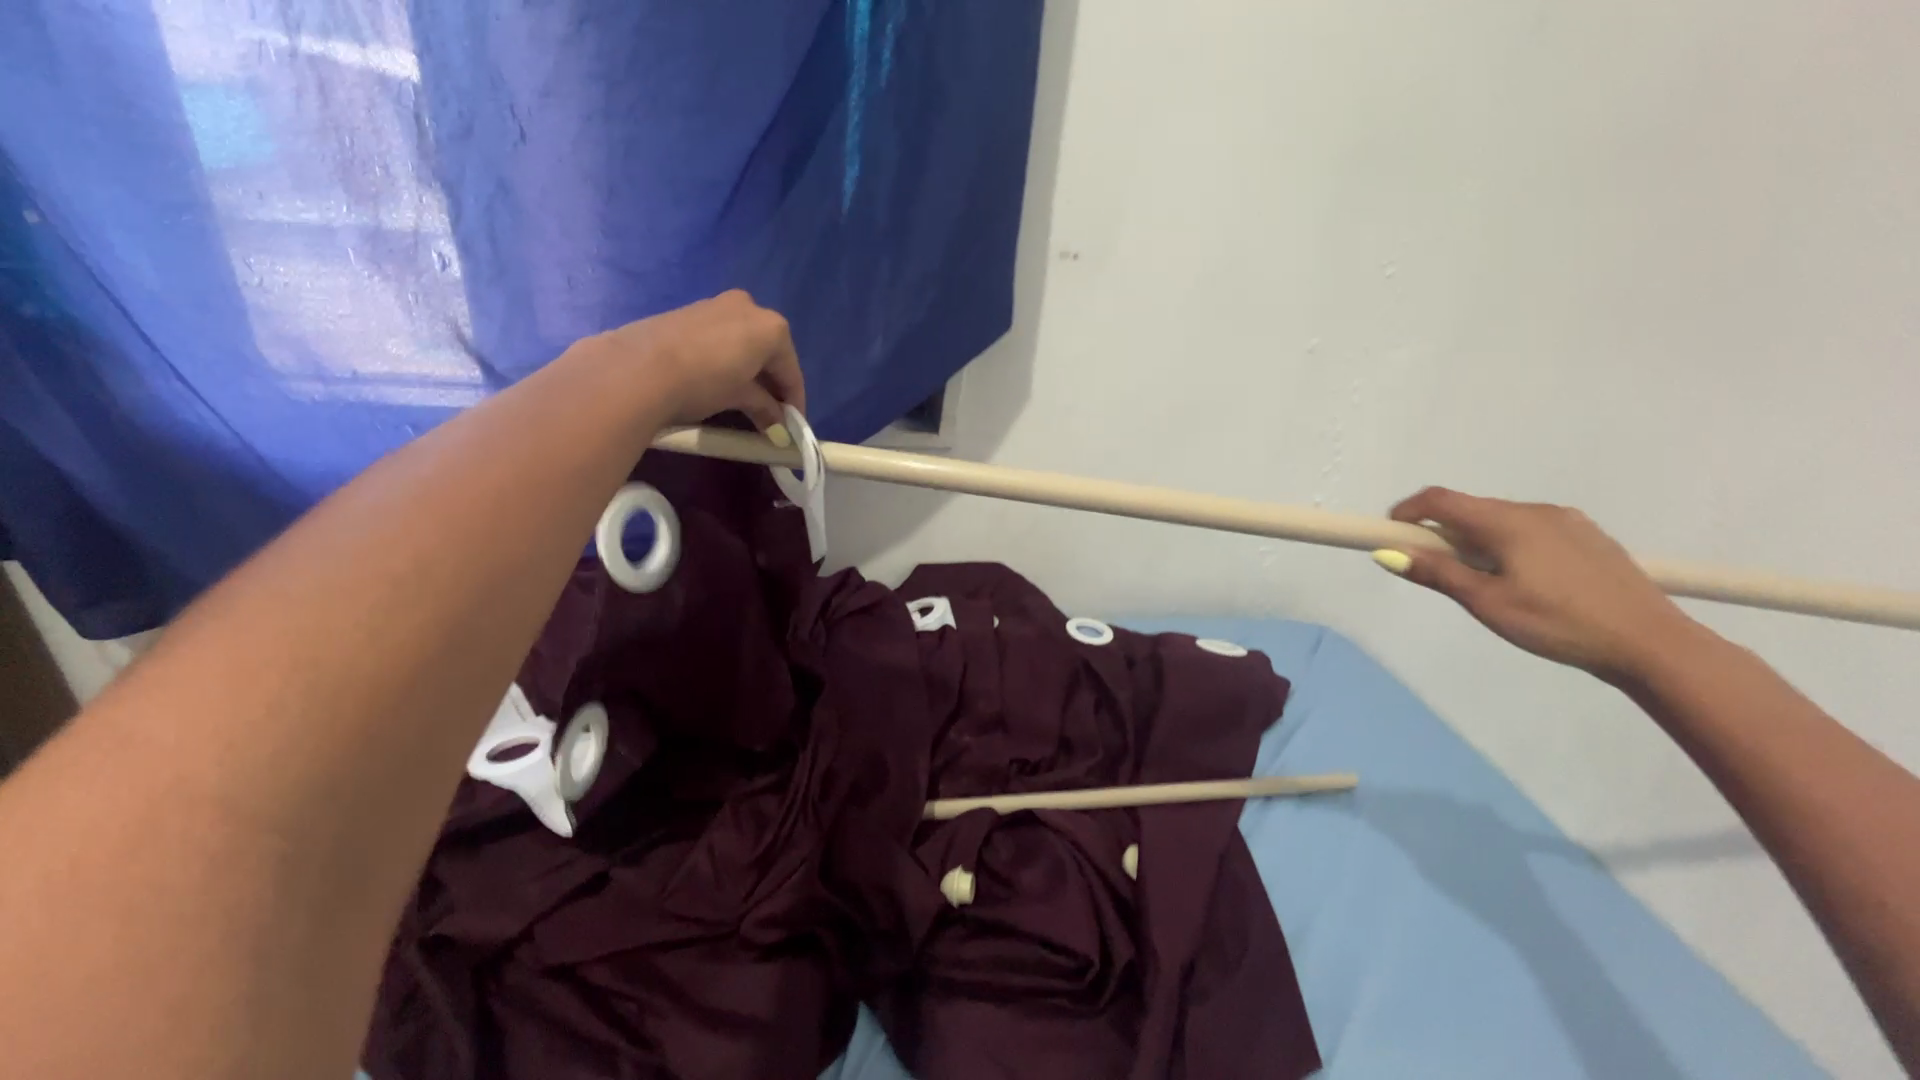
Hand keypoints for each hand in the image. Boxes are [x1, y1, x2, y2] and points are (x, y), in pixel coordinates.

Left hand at [583, 289, 805, 430]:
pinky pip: (721, 338)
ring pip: (744, 343)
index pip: (791, 372)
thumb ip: (765, 408)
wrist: (638, 368)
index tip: (794, 427)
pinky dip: (726, 360)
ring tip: (743, 402)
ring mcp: (717, 304)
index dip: (794, 402)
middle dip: (771, 385)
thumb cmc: (703, 382)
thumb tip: (779, 427)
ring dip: (748, 372)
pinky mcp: (691, 311)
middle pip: (769, 353)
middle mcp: (749, 307)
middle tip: (770, 415)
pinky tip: (718, 381)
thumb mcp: (738, 398)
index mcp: (771, 327)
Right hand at [1378, 487, 1705, 681]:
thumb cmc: (1558, 623)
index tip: (1390, 533)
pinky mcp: (1590, 538)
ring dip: (1478, 541)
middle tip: (1434, 570)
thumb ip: (1438, 574)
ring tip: (1483, 583)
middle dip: (1443, 532)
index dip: (1408, 510)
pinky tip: (1524, 582)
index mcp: (1508, 521)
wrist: (1650, 642)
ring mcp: (1569, 522)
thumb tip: (1388, 553)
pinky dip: (1509, 546)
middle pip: (1473, 510)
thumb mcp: (1487, 603)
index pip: (1442, 499)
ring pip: (1504, 521)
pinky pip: (1533, 531)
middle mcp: (1537, 510)